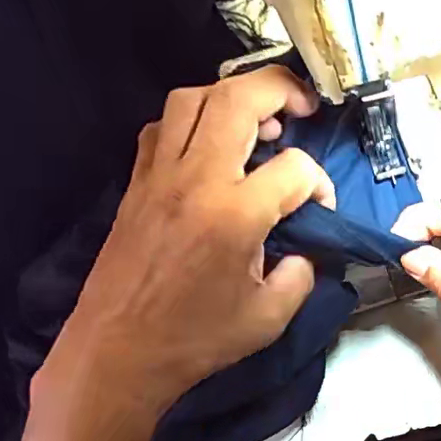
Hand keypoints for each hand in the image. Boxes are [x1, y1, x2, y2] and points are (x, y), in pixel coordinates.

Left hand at [45, 66, 335, 417]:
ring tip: (257, 119)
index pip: (294, 170)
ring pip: (192, 98)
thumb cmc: (196, 340)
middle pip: (239, 99)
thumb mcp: (269, 318)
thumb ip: (301, 274)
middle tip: (305, 104)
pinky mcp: (136, 183)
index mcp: (235, 215)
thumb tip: (307, 248)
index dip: (320, 184)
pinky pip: (162, 127)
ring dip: (231, 96)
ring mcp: (159, 175)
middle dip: (281, 88)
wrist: (120, 352)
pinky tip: (208, 145)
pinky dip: (191, 120)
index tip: (321, 208)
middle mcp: (196, 179)